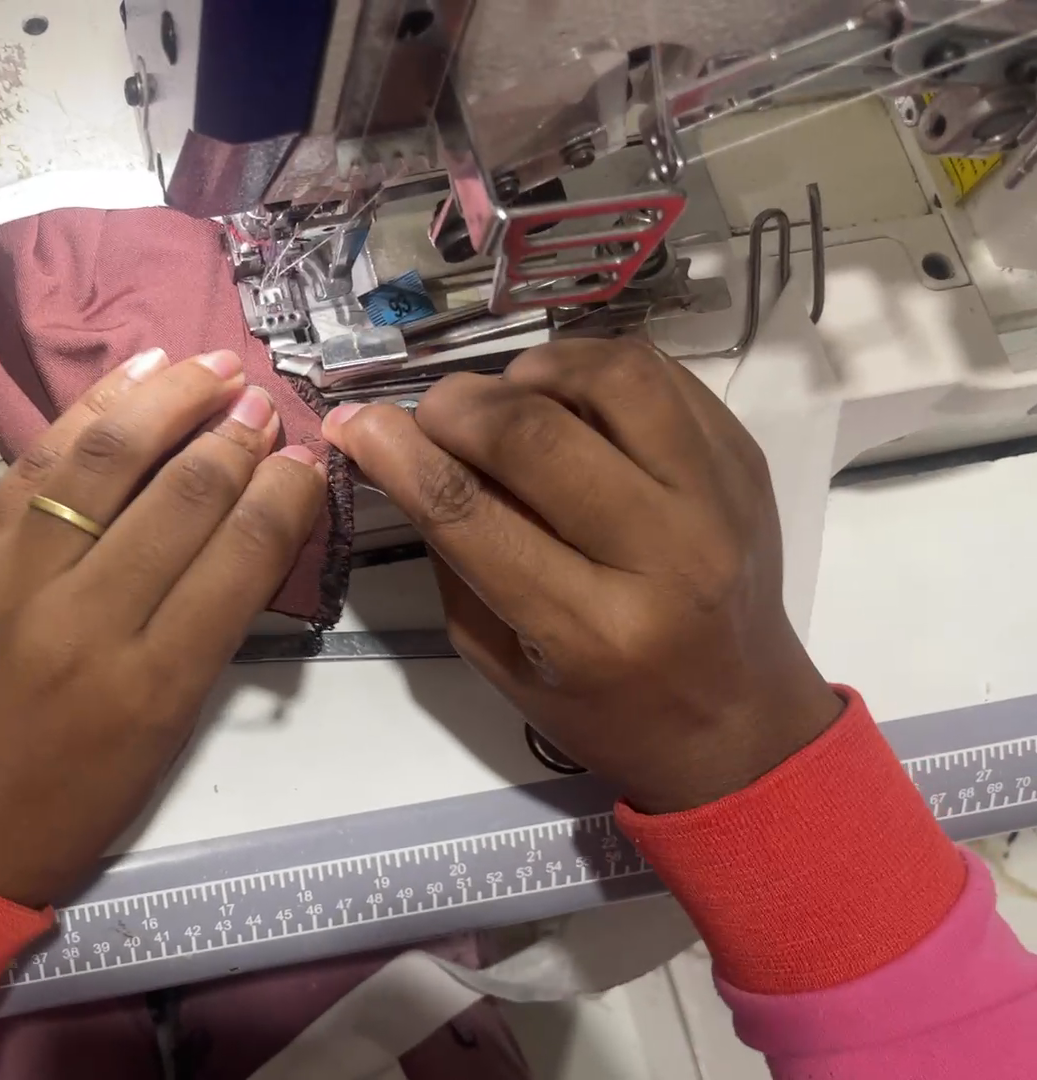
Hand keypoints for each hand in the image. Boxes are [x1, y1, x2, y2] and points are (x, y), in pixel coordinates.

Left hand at [0, 349, 327, 905]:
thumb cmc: (60, 807)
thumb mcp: (158, 739)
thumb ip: (204, 633)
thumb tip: (244, 531)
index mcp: (151, 684)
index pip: (240, 554)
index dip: (286, 491)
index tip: (305, 456)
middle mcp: (82, 618)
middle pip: (181, 495)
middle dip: (236, 438)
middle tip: (263, 403)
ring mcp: (9, 576)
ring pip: (104, 457)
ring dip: (168, 398)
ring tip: (210, 366)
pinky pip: (32, 462)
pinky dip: (89, 411)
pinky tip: (130, 378)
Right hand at [324, 340, 842, 811]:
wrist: (737, 720)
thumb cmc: (592, 702)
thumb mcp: (491, 651)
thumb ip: (452, 555)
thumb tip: (405, 457)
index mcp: (586, 626)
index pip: (468, 512)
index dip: (396, 454)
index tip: (352, 422)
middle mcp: (665, 553)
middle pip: (535, 436)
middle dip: (454, 406)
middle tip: (427, 416)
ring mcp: (720, 496)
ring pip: (611, 378)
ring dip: (528, 373)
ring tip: (501, 400)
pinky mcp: (745, 457)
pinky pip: (655, 372)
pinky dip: (584, 367)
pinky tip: (555, 397)